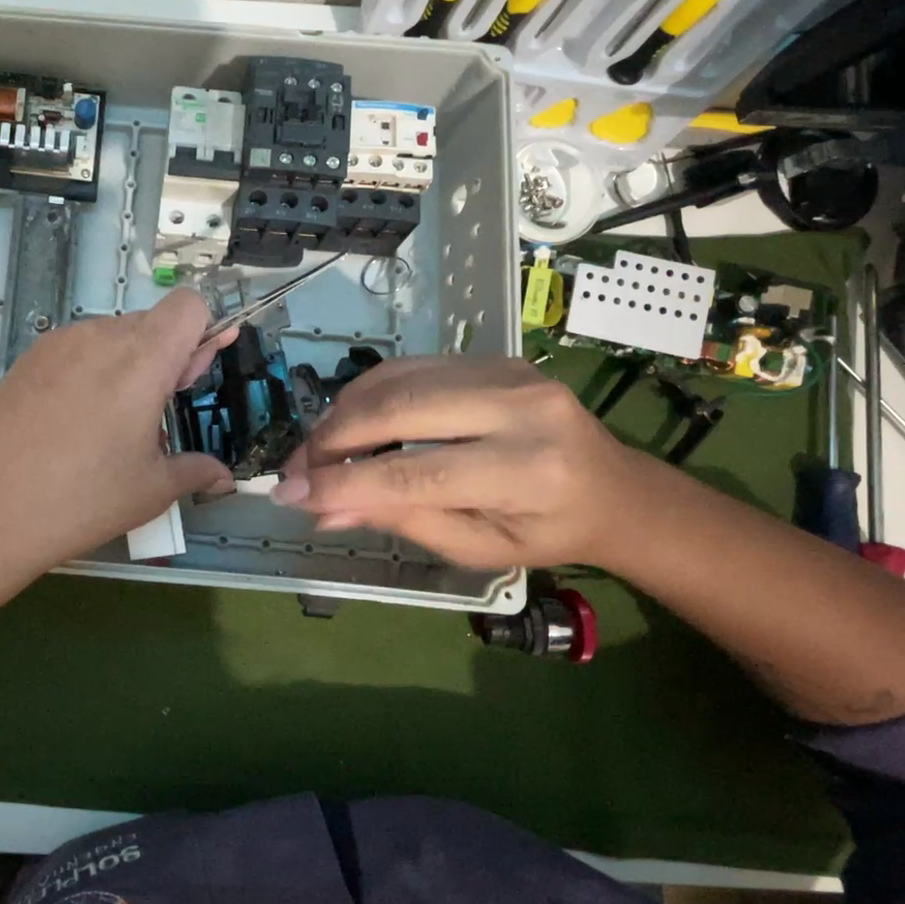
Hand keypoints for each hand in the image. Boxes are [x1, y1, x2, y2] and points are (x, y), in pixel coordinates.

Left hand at [0, 289, 237, 575]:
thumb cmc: (84, 499)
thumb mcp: (152, 490)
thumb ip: (196, 470)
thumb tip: (222, 476)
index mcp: (143, 359)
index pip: (189, 305)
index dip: (201, 334)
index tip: (188, 380)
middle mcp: (101, 337)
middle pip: (151, 322)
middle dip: (166, 357)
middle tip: (153, 414)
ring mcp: (58, 343)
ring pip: (111, 335)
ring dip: (126, 364)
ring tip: (107, 423)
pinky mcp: (28, 358)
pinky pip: (75, 349)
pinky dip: (88, 370)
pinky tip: (71, 420)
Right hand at [272, 357, 655, 570]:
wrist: (614, 489)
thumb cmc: (546, 531)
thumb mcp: (477, 546)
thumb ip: (403, 520)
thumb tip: (323, 509)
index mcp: (526, 473)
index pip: (414, 474)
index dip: (343, 483)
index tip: (290, 495)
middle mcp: (521, 409)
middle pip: (398, 409)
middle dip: (333, 437)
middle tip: (298, 467)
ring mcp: (508, 372)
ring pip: (396, 379)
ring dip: (342, 413)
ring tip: (319, 449)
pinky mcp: (493, 357)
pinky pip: (410, 367)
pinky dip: (367, 395)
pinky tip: (351, 422)